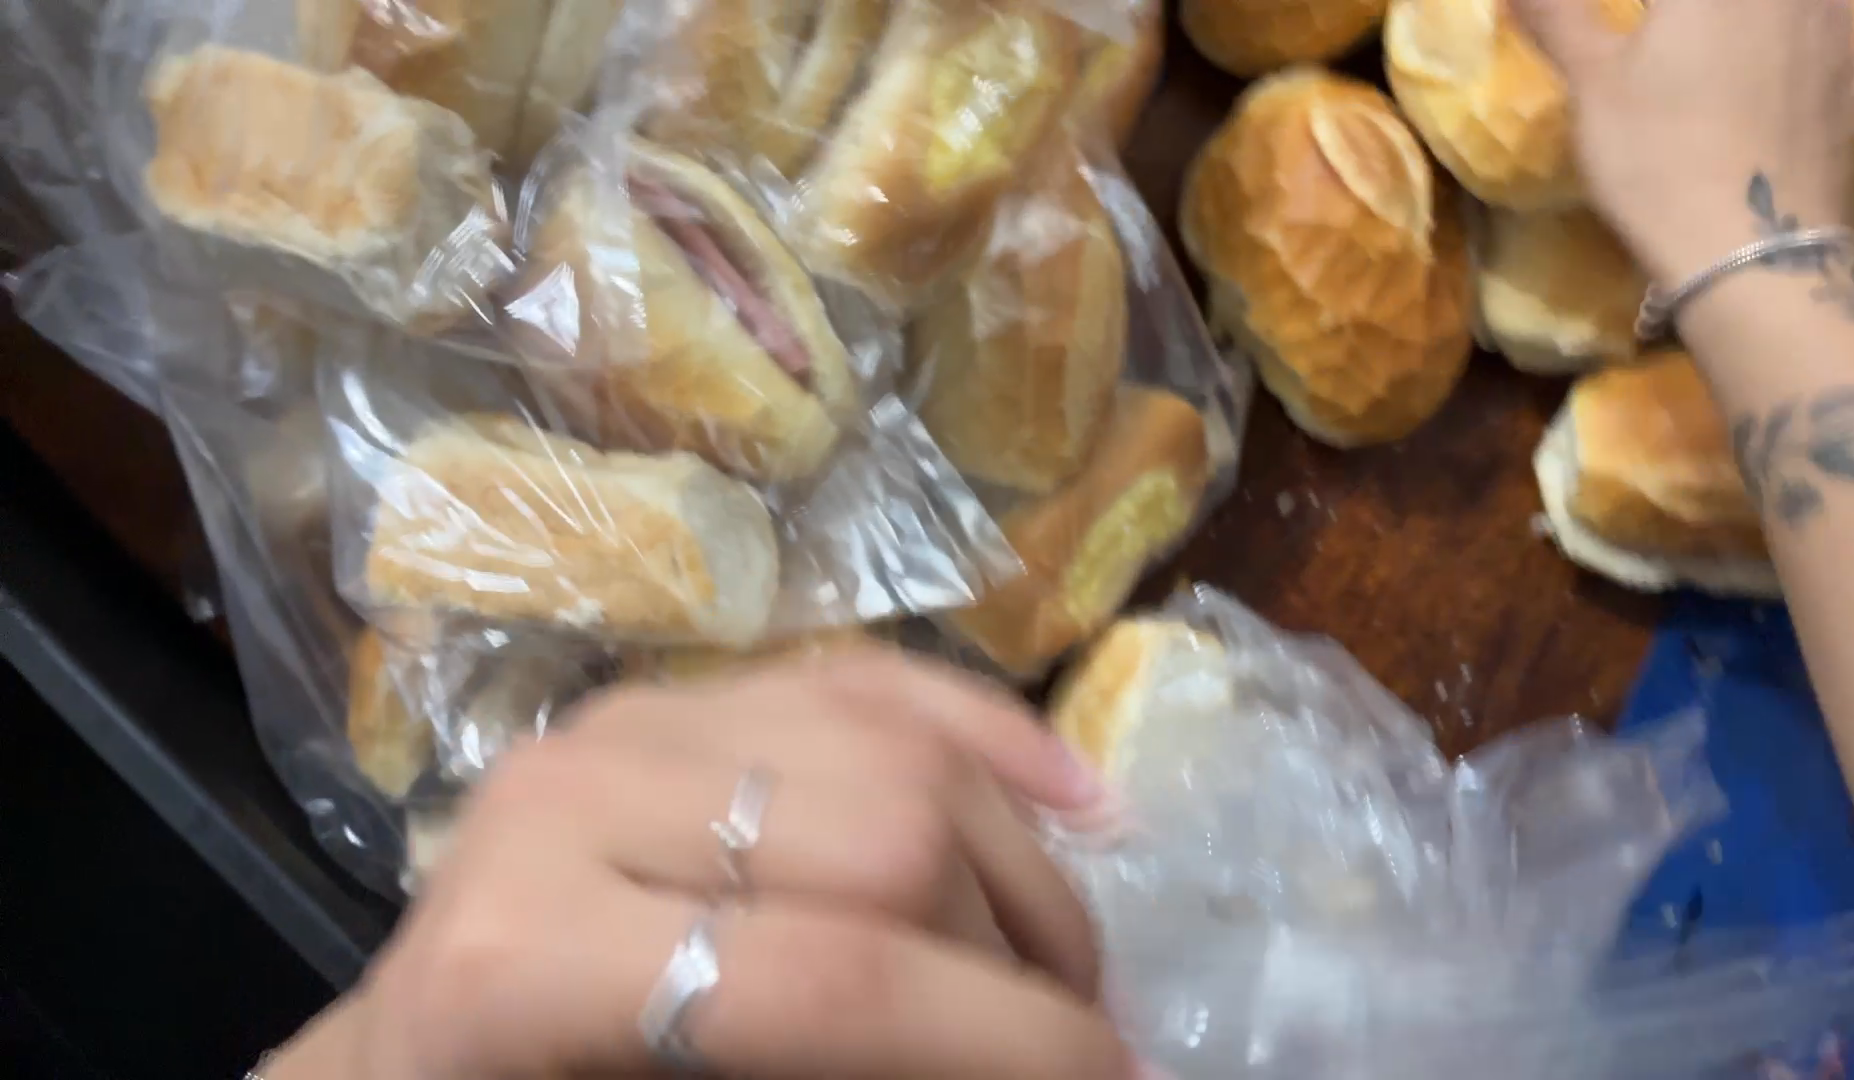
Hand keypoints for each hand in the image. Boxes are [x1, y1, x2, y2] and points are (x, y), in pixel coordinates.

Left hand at [268, 650, 1140, 1078]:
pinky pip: (874, 679)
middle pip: (889, 828)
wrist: (416, 1036)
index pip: (831, 978)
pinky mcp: (703, 686)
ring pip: (901, 739)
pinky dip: (986, 732)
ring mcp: (650, 710)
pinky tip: (1070, 790)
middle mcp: (587, 789)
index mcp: (529, 954)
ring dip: (1019, 852)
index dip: (1004, 1042)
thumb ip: (852, 1070)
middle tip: (1084, 1024)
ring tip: (1068, 943)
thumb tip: (1055, 1067)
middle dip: (1023, 940)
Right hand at [1513, 0, 1853, 288]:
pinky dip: (1767, 25)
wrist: (1750, 232)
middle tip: (1637, 35)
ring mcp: (1828, 10)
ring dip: (1715, 21)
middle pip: (1702, 4)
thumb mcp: (1594, 87)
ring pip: (1764, 7)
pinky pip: (1814, 11)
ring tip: (1684, 43)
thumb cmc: (1654, 156)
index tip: (1587, 19)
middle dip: (1666, 16)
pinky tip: (1745, 50)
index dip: (1606, 6)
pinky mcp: (1846, 49)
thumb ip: (1560, 19)